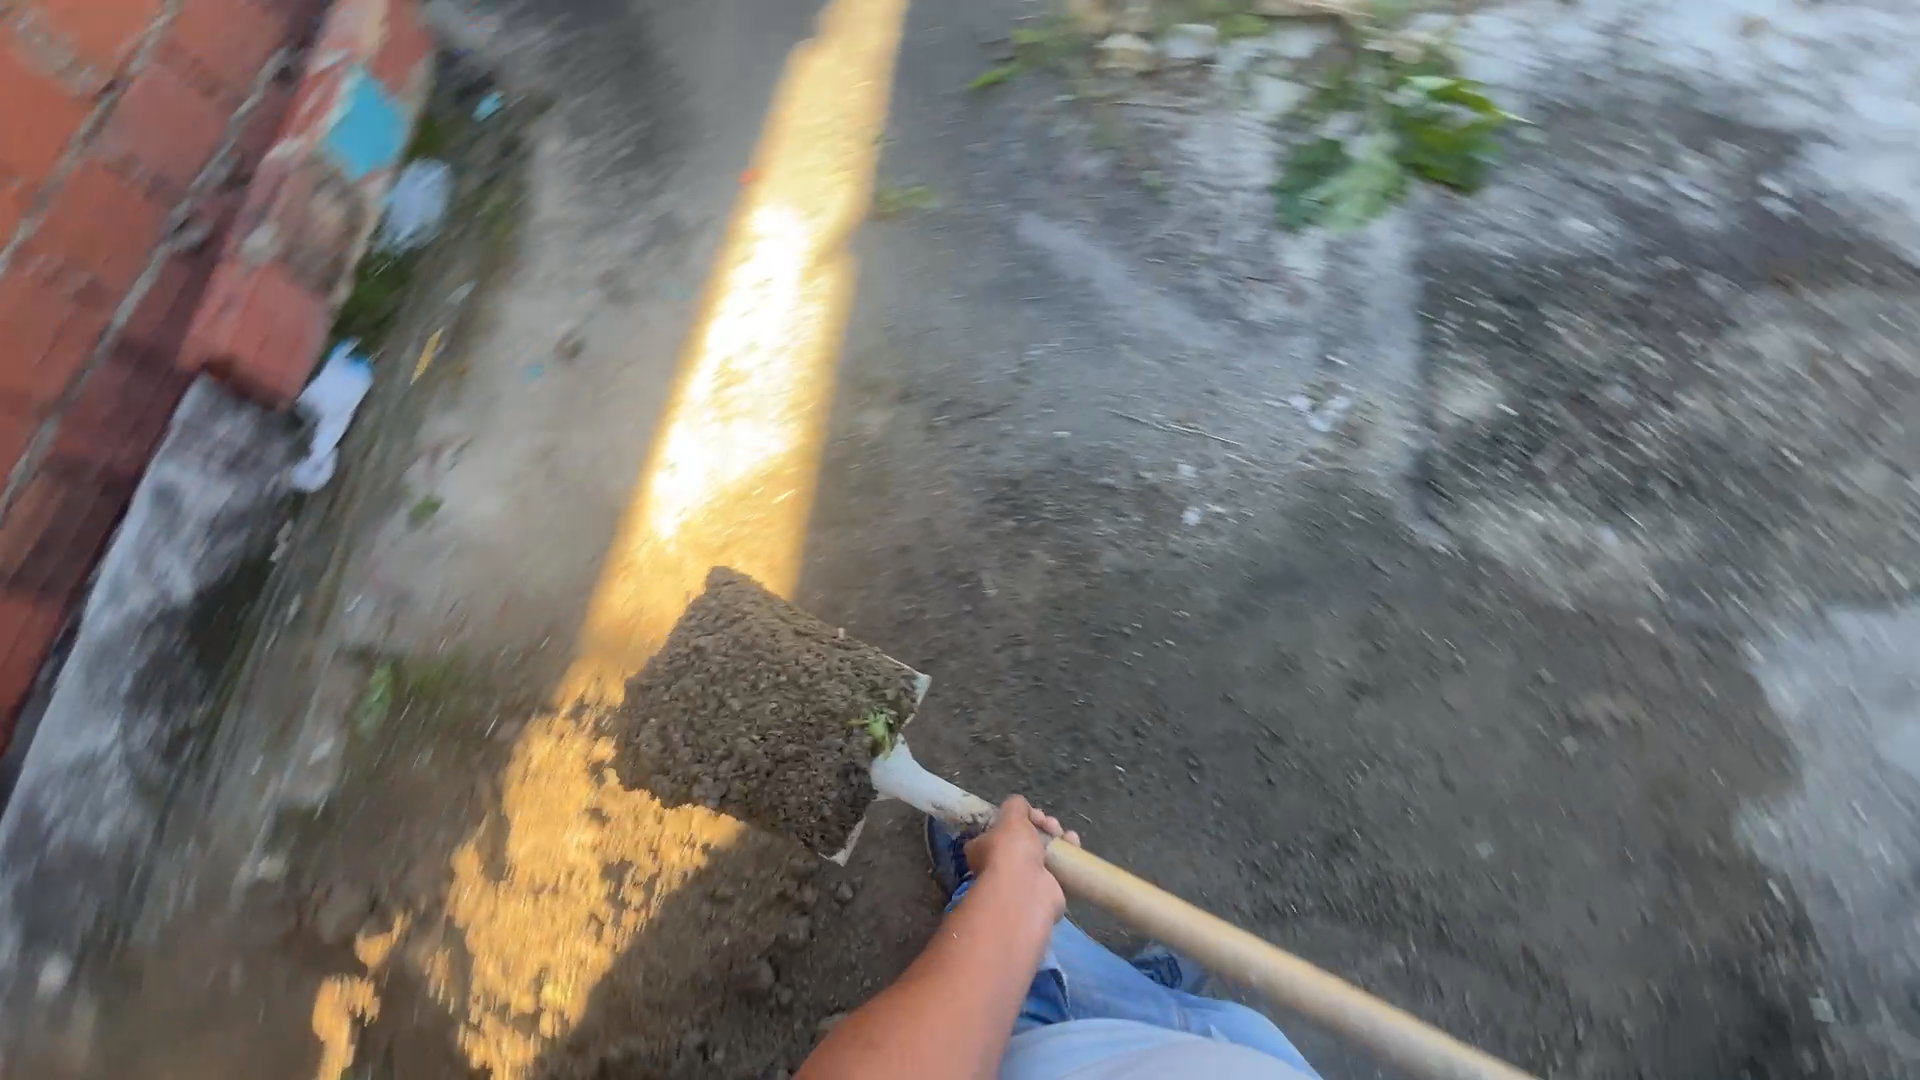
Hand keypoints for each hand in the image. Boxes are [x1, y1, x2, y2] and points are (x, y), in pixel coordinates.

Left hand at [964, 796, 1079, 917]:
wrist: (1026, 891)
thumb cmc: (1010, 850)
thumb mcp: (1011, 816)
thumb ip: (1015, 805)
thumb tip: (1021, 806)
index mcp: (984, 848)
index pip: (1002, 828)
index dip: (1019, 818)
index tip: (1032, 814)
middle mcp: (1001, 866)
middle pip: (1026, 839)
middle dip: (1042, 827)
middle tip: (1050, 824)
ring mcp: (1023, 881)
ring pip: (1044, 853)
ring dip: (1057, 839)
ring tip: (1065, 834)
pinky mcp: (1045, 892)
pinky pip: (1059, 870)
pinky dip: (1068, 856)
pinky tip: (1074, 844)